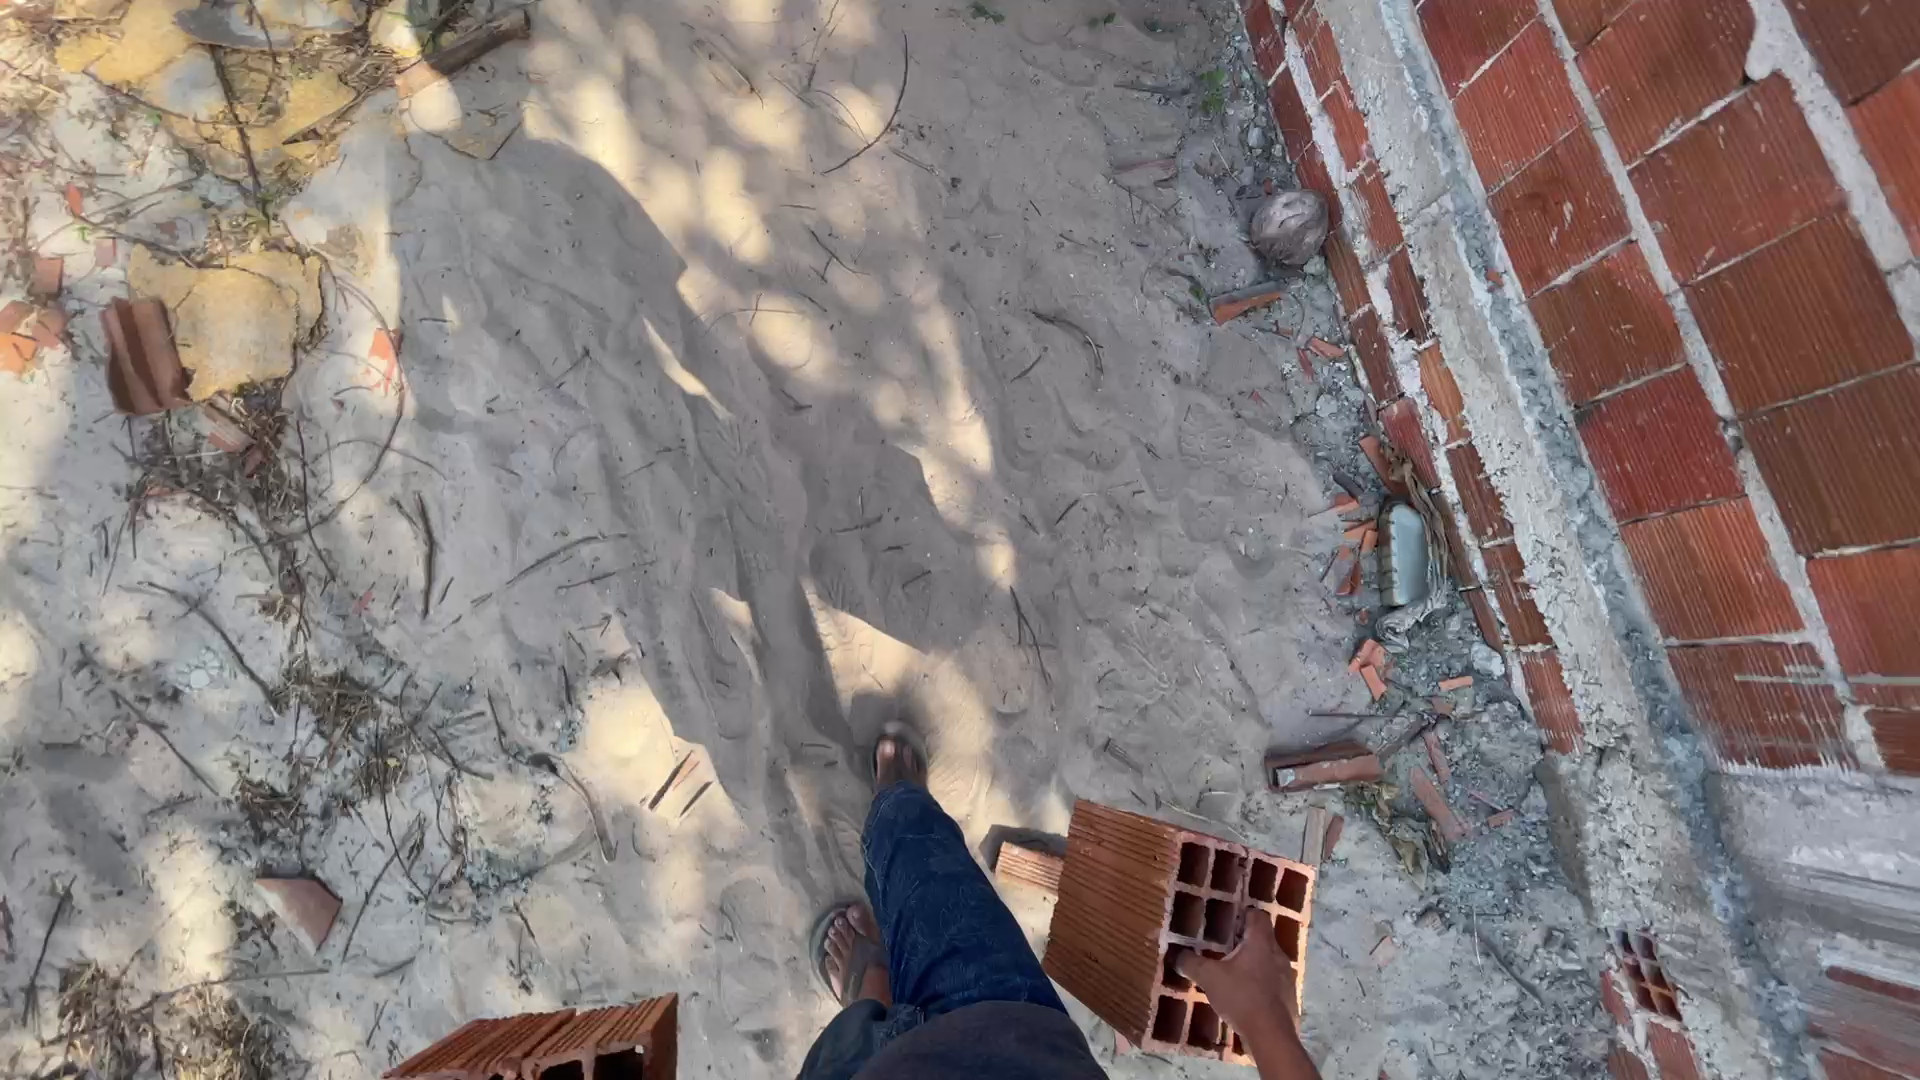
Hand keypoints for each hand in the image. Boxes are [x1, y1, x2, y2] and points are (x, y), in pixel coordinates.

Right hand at [1175, 909, 1319, 1078]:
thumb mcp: (1208, 977)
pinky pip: (1274, 982)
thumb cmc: (1241, 997)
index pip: (1258, 916)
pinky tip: (1246, 995)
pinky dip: (1261, 983)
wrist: (1272, 1038)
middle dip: (1246, 940)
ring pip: (1269, 961)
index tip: (1229, 919)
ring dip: (1254, 963)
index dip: (1244, 914)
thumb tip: (1177, 955)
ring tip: (1234, 971)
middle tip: (1225, 945)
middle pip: (1264, 938)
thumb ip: (1191, 962)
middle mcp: (1278, 955)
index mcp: (1261, 942)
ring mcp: (1287, 978)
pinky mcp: (1289, 999)